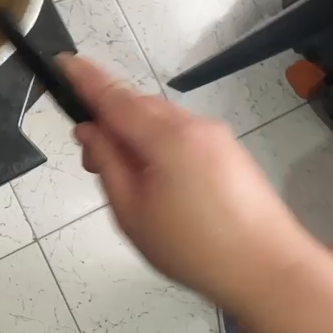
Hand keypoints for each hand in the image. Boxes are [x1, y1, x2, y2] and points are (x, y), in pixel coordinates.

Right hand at [60, 54, 319, 308]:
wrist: (271, 270)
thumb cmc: (192, 247)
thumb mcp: (131, 211)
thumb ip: (106, 162)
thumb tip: (89, 130)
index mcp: (165, 137)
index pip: (113, 97)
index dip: (85, 79)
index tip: (62, 62)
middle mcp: (192, 125)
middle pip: (137, 105)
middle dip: (107, 119)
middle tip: (92, 162)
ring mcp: (215, 136)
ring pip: (159, 119)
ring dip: (133, 134)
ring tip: (126, 180)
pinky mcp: (228, 150)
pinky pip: (180, 133)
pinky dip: (157, 143)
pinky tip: (157, 181)